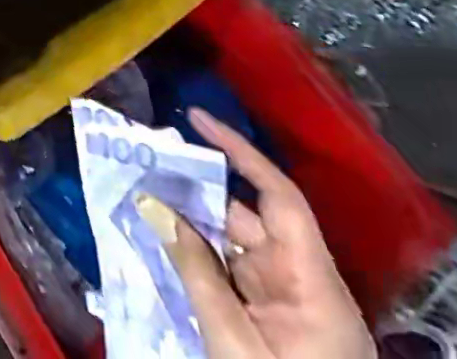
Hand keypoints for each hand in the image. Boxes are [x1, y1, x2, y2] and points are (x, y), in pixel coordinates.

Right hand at [139, 108, 374, 358]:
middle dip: (197, 189)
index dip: (241, 153)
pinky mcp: (274, 318)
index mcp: (314, 283)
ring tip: (143, 195)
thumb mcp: (231, 338)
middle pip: (249, 217)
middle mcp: (305, 281)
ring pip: (235, 242)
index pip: (280, 198)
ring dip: (191, 220)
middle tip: (146, 165)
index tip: (197, 120)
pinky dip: (198, 250)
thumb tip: (153, 205)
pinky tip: (162, 238)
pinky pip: (231, 268)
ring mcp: (289, 301)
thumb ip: (194, 269)